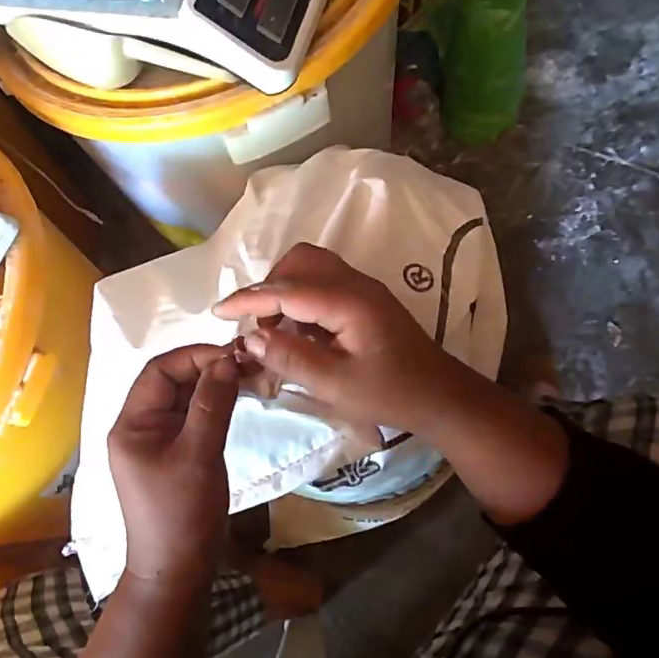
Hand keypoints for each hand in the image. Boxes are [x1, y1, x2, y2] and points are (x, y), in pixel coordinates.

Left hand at [108, 343, 240, 588]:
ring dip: (212, 387)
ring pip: (182, 400)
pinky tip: (236, 401)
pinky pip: (190, 420)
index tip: (234, 355)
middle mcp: (137, 428)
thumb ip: (212, 405)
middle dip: (206, 369)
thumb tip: (228, 361)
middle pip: (170, 382)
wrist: (177, 572)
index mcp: (130, 424)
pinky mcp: (172, 457)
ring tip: (248, 378)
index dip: (195, 356)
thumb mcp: (199, 456)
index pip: (158, 371)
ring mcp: (154, 443)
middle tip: (247, 364)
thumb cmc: (182, 514)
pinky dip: (212, 407)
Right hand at [211, 243, 483, 436]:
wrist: (441, 396)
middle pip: (299, 261)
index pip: (286, 289)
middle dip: (268, 287)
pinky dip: (301, 296)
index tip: (218, 313)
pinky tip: (301, 331)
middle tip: (259, 327)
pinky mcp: (365, 299)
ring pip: (311, 266)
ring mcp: (363, 288)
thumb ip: (290, 358)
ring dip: (284, 289)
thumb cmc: (391, 394)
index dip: (248, 299)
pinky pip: (323, 281)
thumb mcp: (335, 385)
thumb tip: (250, 337)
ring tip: (277, 330)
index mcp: (349, 302)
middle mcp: (356, 284)